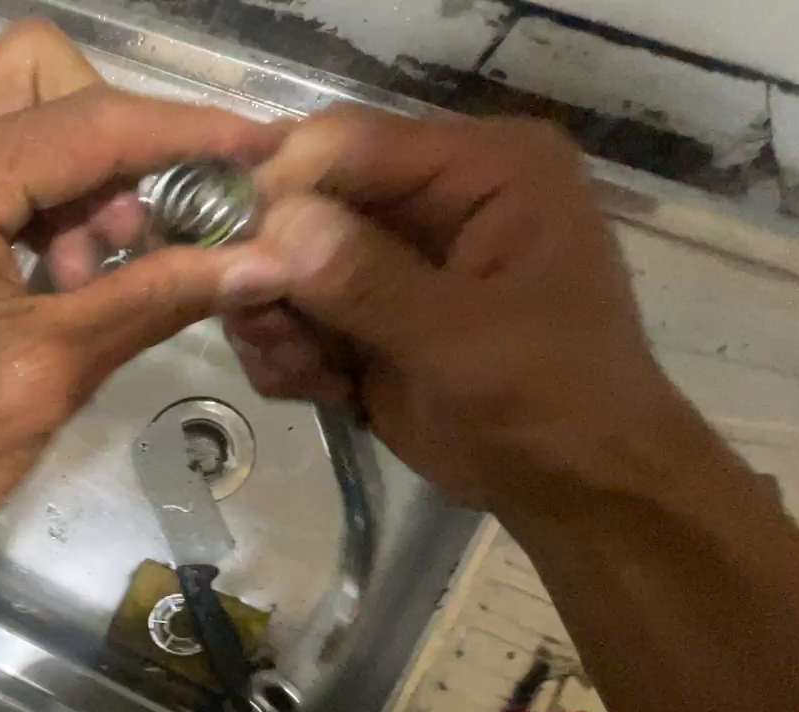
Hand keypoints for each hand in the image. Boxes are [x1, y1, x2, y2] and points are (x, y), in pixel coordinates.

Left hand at [0, 20, 286, 583]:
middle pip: (36, 79)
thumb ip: (157, 296)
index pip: (89, 122)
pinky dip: (32, 208)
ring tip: (92, 278)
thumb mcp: (53, 372)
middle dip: (110, 141)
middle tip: (137, 232)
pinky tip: (56, 281)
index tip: (258, 150)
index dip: (187, 132)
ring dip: (73, 182)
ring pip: (7, 123)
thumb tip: (264, 258)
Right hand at [221, 106, 699, 517]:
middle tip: (279, 341)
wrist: (560, 479)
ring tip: (313, 377)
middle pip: (295, 210)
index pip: (344, 146)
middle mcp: (423, 202)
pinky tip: (326, 391)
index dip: (279, 196)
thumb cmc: (545, 399)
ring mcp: (382, 262)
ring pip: (276, 271)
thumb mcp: (460, 338)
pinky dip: (286, 360)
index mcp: (477, 171)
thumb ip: (366, 281)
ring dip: (276, 330)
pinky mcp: (356, 315)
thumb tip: (271, 229)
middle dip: (272, 281)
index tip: (238, 269)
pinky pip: (283, 319)